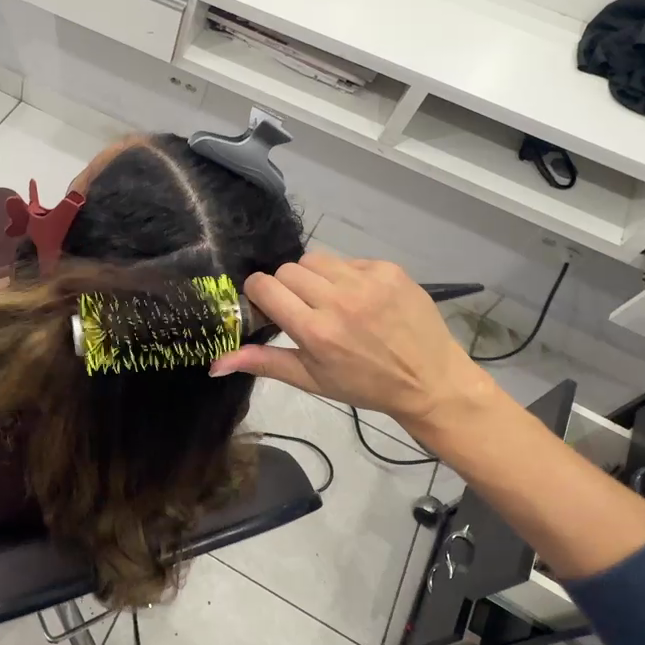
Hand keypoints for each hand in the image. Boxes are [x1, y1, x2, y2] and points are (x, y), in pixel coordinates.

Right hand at [210, 252, 497, 433]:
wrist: (430, 380)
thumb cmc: (364, 385)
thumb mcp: (310, 380)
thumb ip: (263, 362)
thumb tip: (213, 364)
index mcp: (314, 331)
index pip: (264, 286)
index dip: (259, 294)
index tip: (269, 307)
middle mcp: (338, 300)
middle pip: (287, 270)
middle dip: (287, 287)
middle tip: (303, 309)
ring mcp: (366, 282)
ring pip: (315, 259)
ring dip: (314, 277)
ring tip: (330, 301)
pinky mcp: (388, 270)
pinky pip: (348, 260)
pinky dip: (346, 276)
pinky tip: (359, 298)